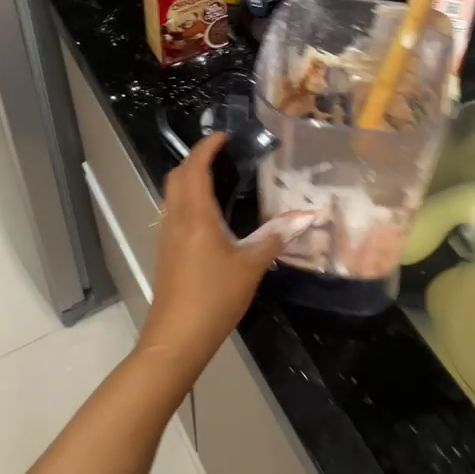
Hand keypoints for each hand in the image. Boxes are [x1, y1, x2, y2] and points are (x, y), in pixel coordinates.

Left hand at [138, 133, 309, 367]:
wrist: (176, 337)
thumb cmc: (214, 296)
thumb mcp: (251, 265)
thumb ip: (276, 236)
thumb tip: (308, 215)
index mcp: (195, 214)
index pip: (195, 168)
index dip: (206, 147)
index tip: (223, 136)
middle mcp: (175, 218)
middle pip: (177, 176)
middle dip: (195, 159)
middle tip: (222, 154)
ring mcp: (166, 236)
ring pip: (172, 195)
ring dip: (189, 179)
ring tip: (218, 178)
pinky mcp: (166, 253)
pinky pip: (173, 213)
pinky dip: (187, 200)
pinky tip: (209, 216)